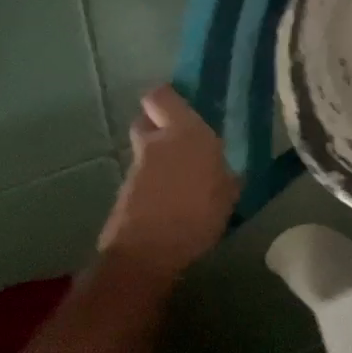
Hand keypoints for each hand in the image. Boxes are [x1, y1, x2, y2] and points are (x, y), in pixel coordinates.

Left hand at [97, 86, 238, 279]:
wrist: (145, 256)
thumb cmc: (197, 213)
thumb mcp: (228, 192)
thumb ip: (226, 173)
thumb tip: (228, 170)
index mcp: (185, 133)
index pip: (162, 96)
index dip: (169, 95)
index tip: (185, 99)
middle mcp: (156, 144)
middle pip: (146, 119)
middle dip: (158, 122)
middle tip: (181, 133)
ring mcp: (135, 171)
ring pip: (145, 151)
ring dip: (158, 158)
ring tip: (183, 177)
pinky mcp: (123, 197)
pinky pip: (142, 180)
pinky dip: (154, 184)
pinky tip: (172, 202)